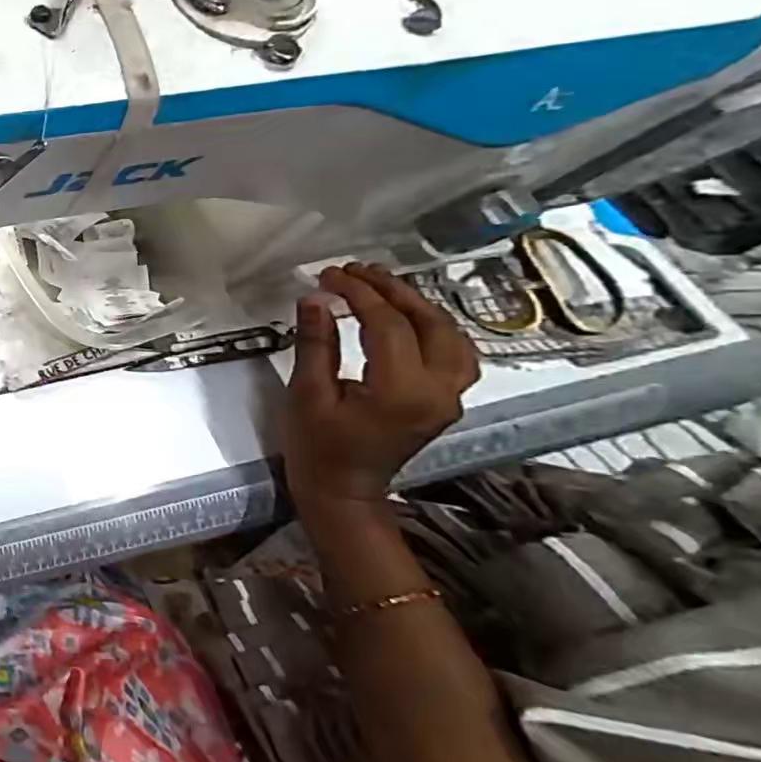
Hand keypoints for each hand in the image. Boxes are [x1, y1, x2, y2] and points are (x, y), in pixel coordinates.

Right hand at [286, 262, 478, 503]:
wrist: (341, 489)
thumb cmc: (316, 446)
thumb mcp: (307, 394)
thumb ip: (315, 344)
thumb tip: (316, 298)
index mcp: (402, 391)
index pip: (388, 325)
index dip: (359, 294)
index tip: (329, 276)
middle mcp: (440, 390)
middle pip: (428, 323)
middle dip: (390, 291)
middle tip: (354, 271)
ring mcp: (450, 395)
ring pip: (450, 335)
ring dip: (416, 305)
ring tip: (380, 286)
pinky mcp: (446, 399)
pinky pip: (453, 351)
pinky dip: (431, 325)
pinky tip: (406, 316)